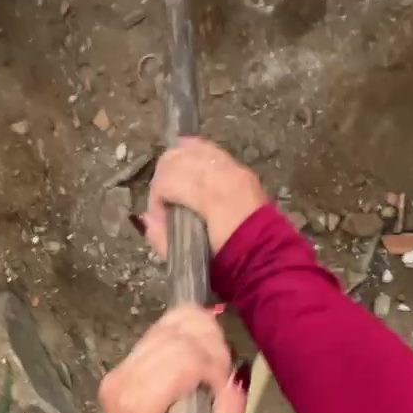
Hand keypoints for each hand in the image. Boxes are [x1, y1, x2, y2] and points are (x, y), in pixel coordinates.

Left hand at [100, 304, 247, 412]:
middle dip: (212, 349)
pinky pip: (162, 326)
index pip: (184, 362)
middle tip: (223, 372)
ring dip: (202, 334)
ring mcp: (121, 367)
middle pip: (178, 338)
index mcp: (137, 406)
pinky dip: (188, 326)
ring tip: (214, 358)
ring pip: (170, 325)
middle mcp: (124, 380)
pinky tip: (202, 341)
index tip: (223, 385)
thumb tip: (235, 381)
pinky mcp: (126, 359)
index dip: (214, 365)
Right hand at [143, 137, 269, 258]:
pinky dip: (194, 154)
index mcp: (209, 197)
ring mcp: (233, 169)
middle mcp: (222, 176)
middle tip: (163, 201)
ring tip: (174, 185)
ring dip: (177, 163)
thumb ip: (163, 238)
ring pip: (193, 148)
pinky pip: (211, 151)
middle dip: (162, 177)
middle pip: (177, 158)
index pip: (168, 180)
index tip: (159, 218)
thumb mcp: (189, 257)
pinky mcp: (240, 169)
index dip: (156, 196)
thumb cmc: (225, 263)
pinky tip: (187, 165)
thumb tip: (147, 218)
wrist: (264, 260)